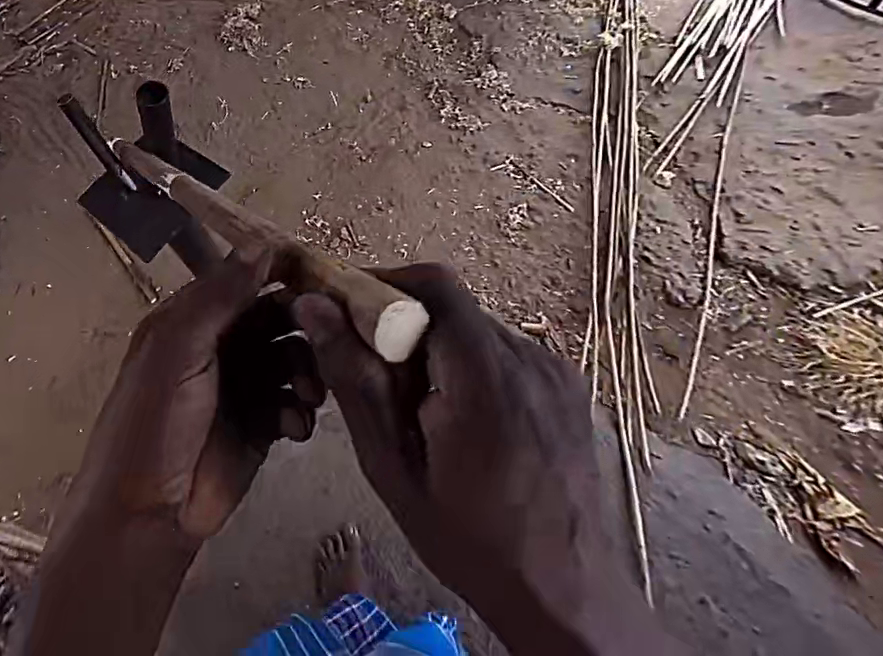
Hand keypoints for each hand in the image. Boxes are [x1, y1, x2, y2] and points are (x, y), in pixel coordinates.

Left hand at [64, 248, 322, 540]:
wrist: (148, 505)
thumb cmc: (156, 414)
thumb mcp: (180, 345)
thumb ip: (219, 295)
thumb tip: (261, 243)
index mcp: (193, 316)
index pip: (244, 281)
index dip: (282, 276)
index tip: (325, 278)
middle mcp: (220, 343)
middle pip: (276, 319)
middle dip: (305, 329)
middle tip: (334, 340)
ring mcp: (241, 383)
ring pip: (292, 360)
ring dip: (308, 373)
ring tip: (309, 395)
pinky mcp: (260, 423)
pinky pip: (293, 404)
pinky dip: (300, 411)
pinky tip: (293, 426)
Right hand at [294, 266, 677, 654]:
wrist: (571, 601)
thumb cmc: (469, 538)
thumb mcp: (391, 462)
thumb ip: (352, 377)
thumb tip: (311, 306)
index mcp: (486, 375)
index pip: (431, 284)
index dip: (379, 282)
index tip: (344, 313)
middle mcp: (529, 359)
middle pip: (446, 304)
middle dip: (397, 323)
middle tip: (370, 372)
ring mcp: (555, 372)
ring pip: (468, 323)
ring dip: (428, 343)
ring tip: (411, 401)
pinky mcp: (566, 386)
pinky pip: (496, 346)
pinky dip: (461, 359)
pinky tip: (452, 411)